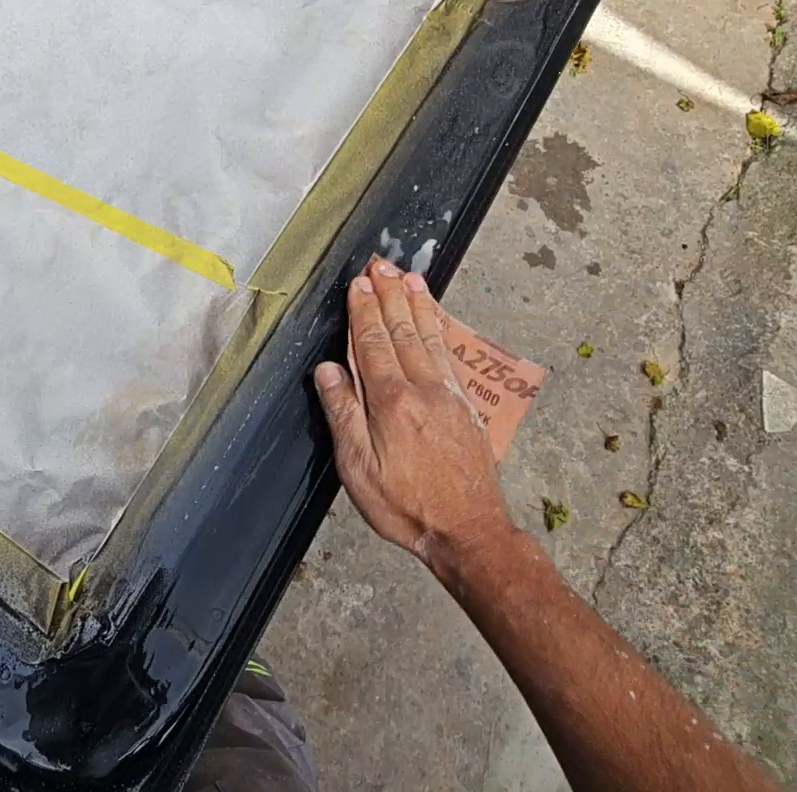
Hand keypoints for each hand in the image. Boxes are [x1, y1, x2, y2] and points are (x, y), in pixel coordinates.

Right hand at [312, 258, 512, 569]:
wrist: (469, 532)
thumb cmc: (405, 504)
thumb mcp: (358, 467)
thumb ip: (343, 413)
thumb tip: (327, 371)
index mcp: (391, 402)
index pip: (372, 344)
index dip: (363, 311)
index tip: (358, 283)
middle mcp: (423, 390)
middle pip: (403, 331)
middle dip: (390, 295)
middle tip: (382, 265)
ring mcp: (448, 396)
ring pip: (431, 337)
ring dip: (418, 305)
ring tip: (410, 278)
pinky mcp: (466, 408)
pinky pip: (450, 355)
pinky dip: (442, 329)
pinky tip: (437, 318)